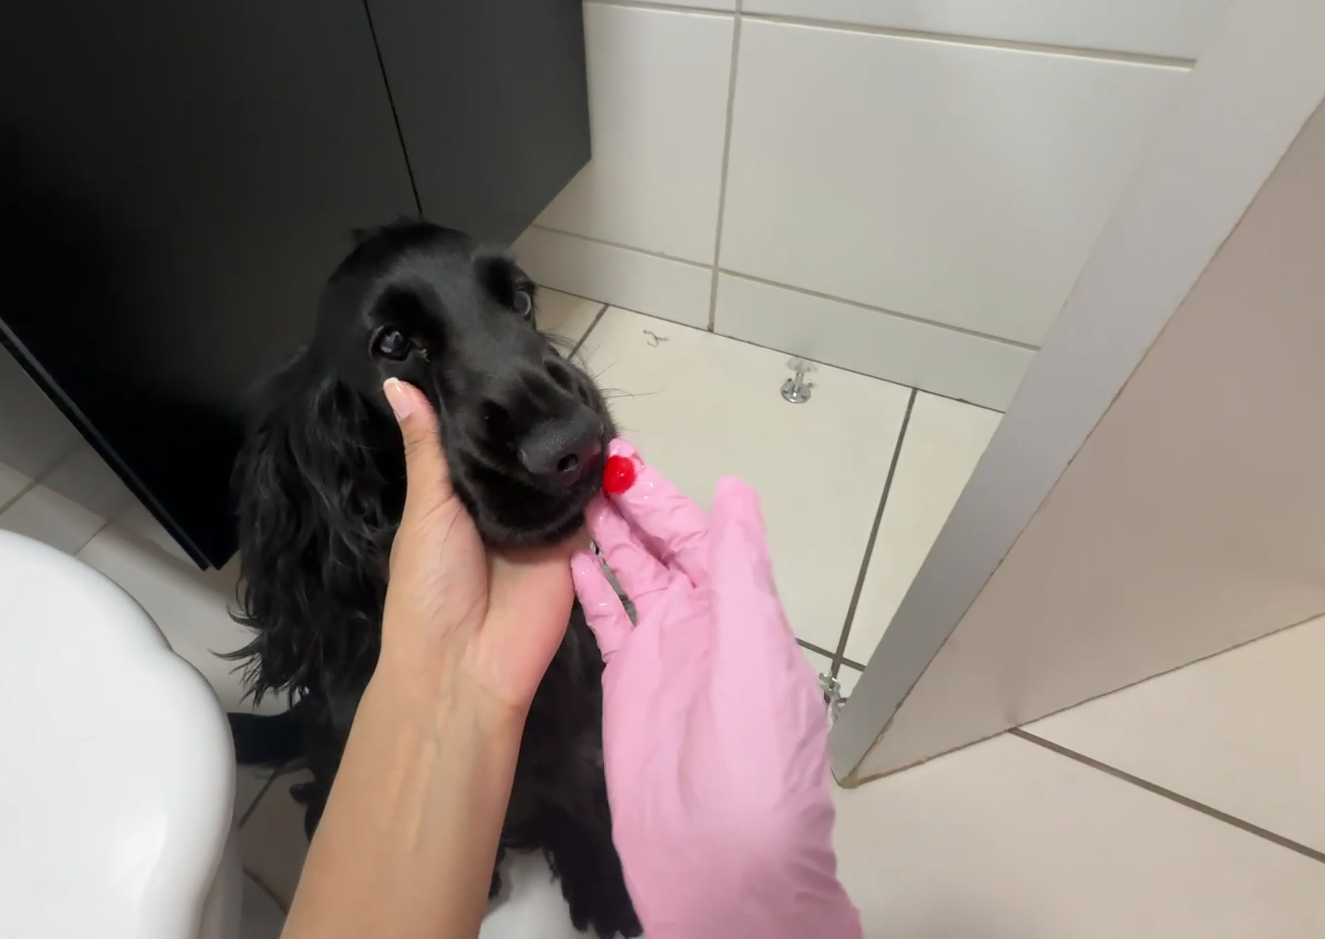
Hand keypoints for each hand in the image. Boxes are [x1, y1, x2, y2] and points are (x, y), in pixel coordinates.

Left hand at [376, 378, 578, 719]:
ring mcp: (543, 519)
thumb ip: (427, 447)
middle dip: (537, 417)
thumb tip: (396, 380)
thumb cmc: (431, 582)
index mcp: (463, 491)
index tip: (507, 349)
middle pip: (525, 451)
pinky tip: (604, 433)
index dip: (494, 402)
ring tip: (581, 387)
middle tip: (553, 361)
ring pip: (559, 471)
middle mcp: (504, 500)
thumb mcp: (426, 507)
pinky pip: (591, 501)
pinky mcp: (578, 538)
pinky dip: (597, 474)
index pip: (484, 436)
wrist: (469, 662)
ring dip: (569, 442)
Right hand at [570, 440, 861, 938]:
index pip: (696, 533)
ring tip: (571, 496)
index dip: (662, 494)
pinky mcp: (625, 678)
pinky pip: (606, 618)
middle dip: (630, 505)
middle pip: (660, 546)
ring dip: (606, 535)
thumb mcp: (757, 651)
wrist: (723, 866)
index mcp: (736, 608)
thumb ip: (740, 568)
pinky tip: (568, 556)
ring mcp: (659, 648)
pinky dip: (588, 585)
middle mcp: (698, 619)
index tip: (622, 458)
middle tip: (587, 465)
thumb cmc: (752, 758)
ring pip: (629, 573)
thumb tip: (736, 488)